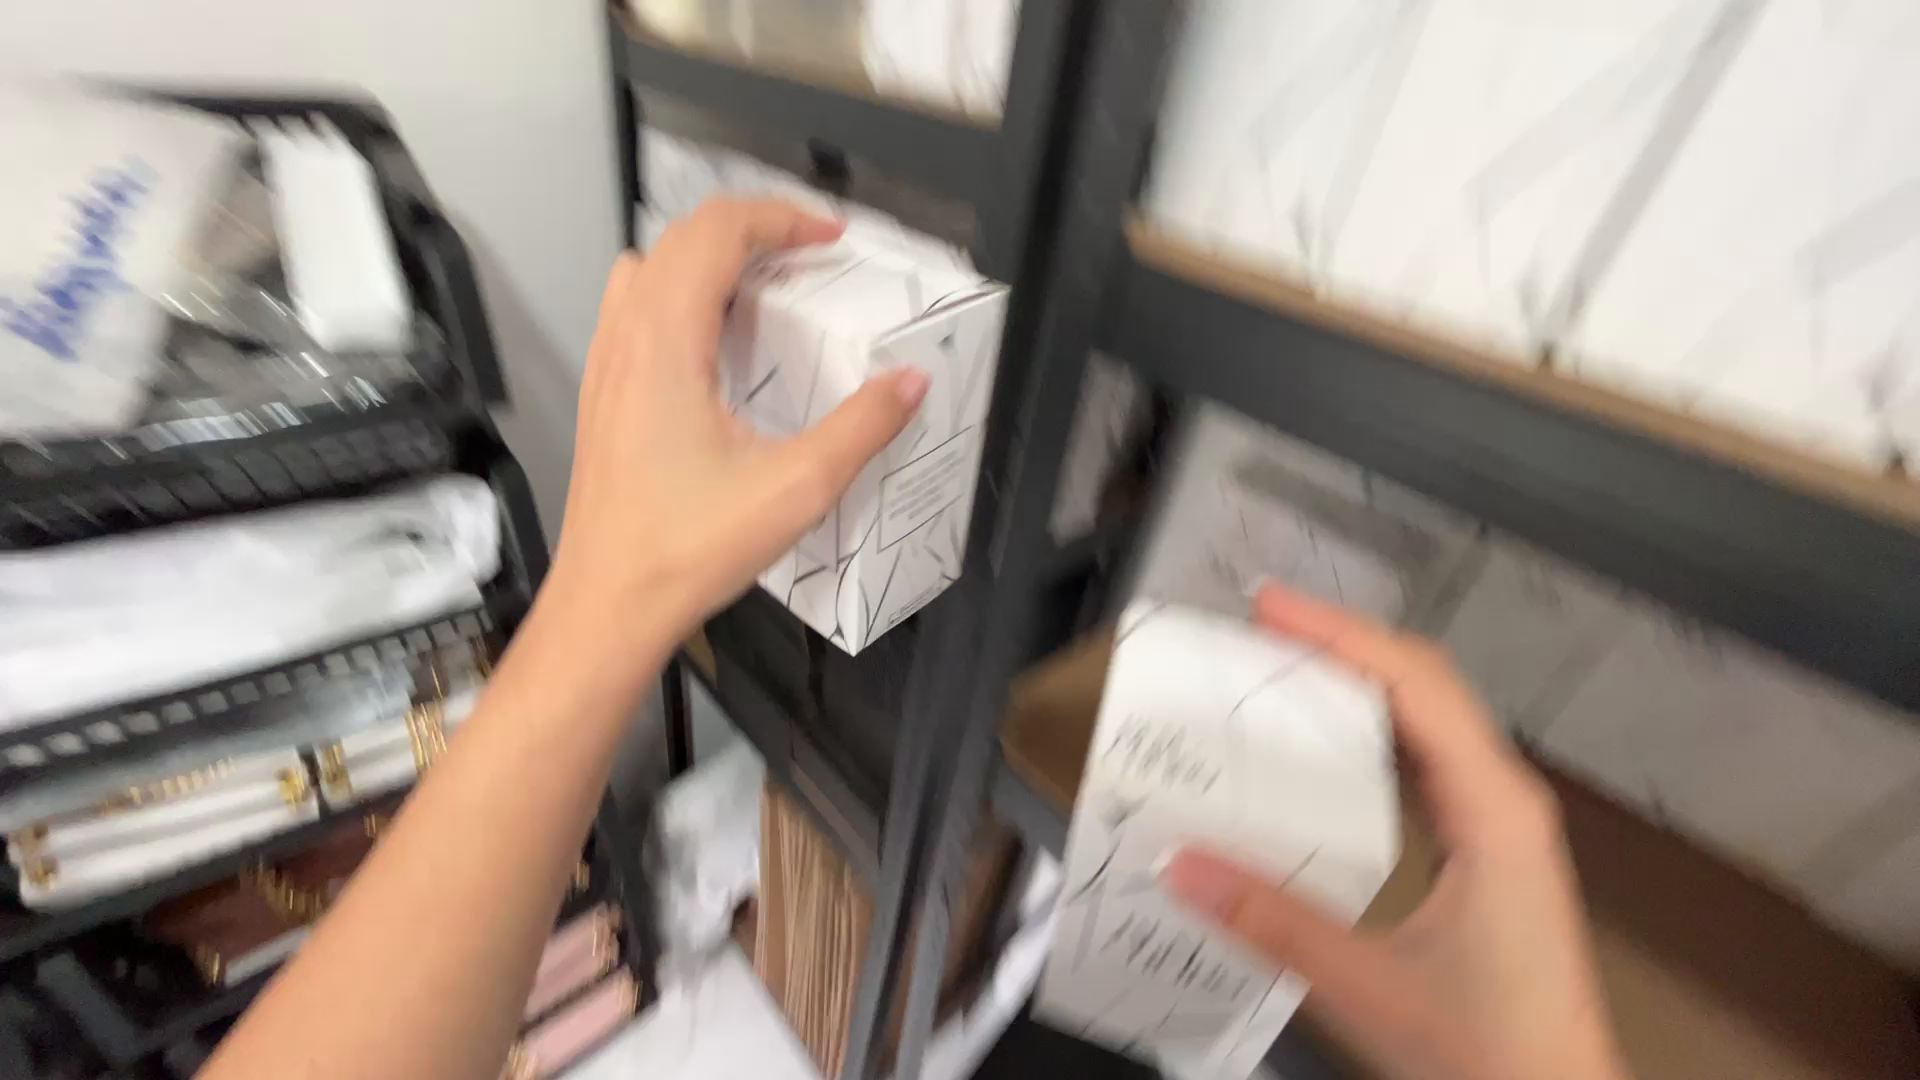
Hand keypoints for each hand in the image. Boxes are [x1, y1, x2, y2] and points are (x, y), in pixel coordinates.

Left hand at [548, 197, 928, 647]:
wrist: (610, 605)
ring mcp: (606, 367)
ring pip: (651, 270)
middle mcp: (625, 339)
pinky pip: (637, 312)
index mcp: (666, 342)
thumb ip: (863, 426)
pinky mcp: (605, 397)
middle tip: (810, 257)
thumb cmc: (691, 548)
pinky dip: (683, 298)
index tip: (831, 239)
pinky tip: (721, 352)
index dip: (781, 218)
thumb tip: (911, 381)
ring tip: (767, 293)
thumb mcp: (799, 486)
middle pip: (681, 238)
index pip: (717, 232)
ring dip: (711, 261)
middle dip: (752, 230)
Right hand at [1160, 586, 1626, 1079]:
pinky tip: (1319, 728)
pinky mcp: (1478, 832)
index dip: (1338, 634)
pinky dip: (1364, 713)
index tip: (1265, 608)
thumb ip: (1269, 923)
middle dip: (1338, 638)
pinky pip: (1417, 743)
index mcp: (1491, 809)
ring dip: (1351, 669)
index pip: (1414, 685)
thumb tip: (1174, 860)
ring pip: (1421, 705)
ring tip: (1278, 659)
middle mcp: (1498, 791)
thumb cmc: (1491, 1052)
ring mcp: (1493, 810)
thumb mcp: (1371, 988)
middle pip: (1420, 677)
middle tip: (1257, 625)